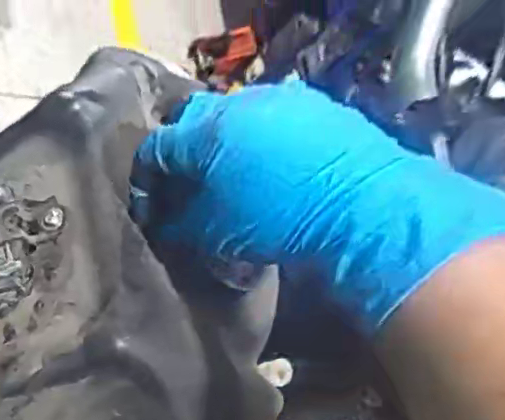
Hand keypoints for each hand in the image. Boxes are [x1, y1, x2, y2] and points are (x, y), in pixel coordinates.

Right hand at [129, 82, 504, 331]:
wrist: (358, 208)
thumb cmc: (273, 223)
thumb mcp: (213, 234)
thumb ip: (180, 224)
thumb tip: (167, 222)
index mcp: (206, 131)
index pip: (156, 148)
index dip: (146, 182)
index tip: (151, 211)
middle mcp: (240, 103)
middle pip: (193, 124)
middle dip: (183, 158)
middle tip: (185, 193)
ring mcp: (280, 100)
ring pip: (233, 121)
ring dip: (222, 152)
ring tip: (228, 187)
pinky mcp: (314, 108)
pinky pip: (269, 124)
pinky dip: (256, 148)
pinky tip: (265, 179)